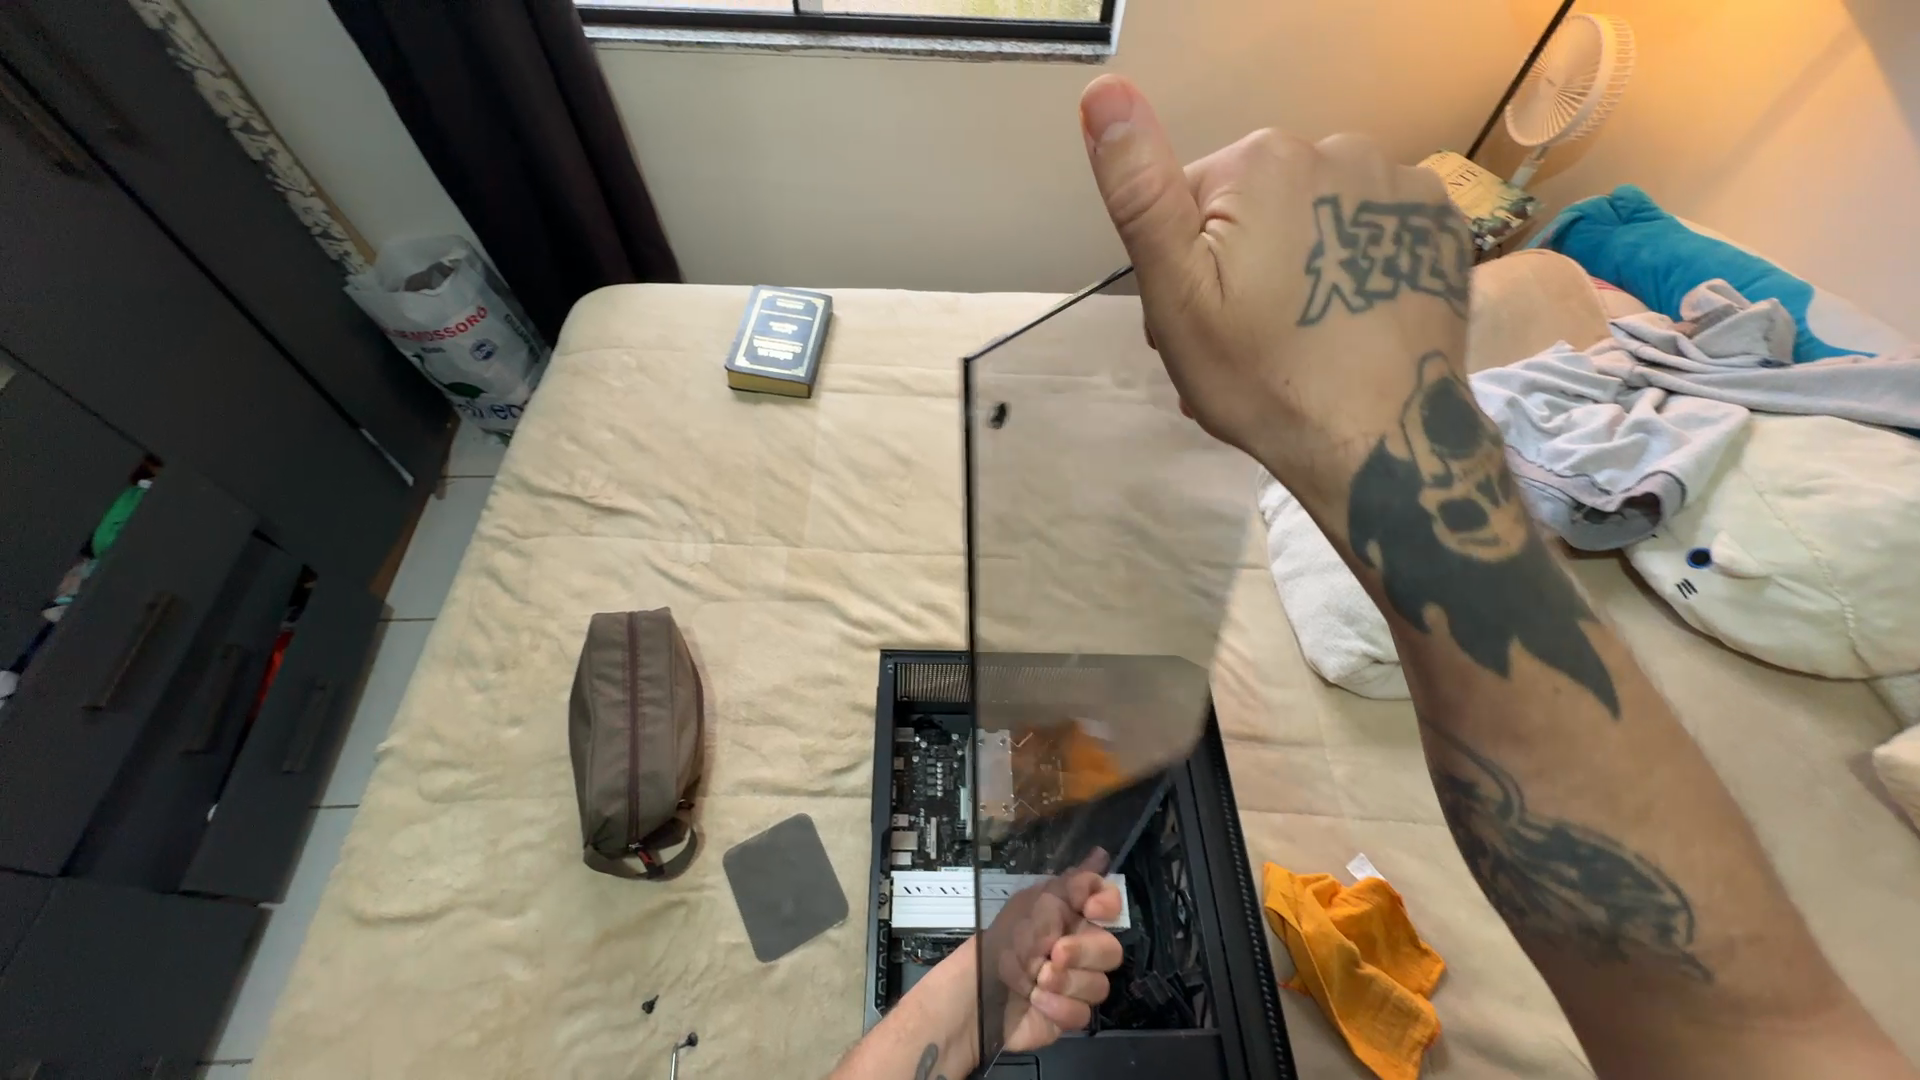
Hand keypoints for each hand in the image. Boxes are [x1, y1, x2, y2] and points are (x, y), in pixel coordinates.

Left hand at [990, 863, 1125, 1051]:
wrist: (980, 991)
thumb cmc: (1004, 940)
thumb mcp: (1034, 904)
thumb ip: (1072, 885)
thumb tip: (1101, 854)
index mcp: (1070, 913)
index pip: (1110, 902)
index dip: (1108, 904)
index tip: (1092, 910)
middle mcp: (1079, 945)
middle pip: (1111, 949)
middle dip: (1082, 951)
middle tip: (1055, 953)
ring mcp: (1076, 982)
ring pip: (1100, 985)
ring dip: (1066, 982)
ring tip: (1037, 980)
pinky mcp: (1069, 1014)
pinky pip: (1083, 1014)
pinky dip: (1058, 1007)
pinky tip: (1037, 1001)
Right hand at [1078, 74, 1472, 513]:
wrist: (1375, 438)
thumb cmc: (1260, 374)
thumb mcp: (1176, 294)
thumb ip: (1140, 192)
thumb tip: (1103, 92)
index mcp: (1262, 163)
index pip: (1191, 200)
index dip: (1181, 266)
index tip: (1193, 325)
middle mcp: (1340, 148)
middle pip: (1253, 207)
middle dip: (1235, 266)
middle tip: (1238, 342)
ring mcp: (1400, 184)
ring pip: (1310, 220)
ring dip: (1291, 269)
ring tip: (1292, 342)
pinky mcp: (1439, 225)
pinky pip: (1366, 232)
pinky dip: (1348, 268)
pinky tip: (1344, 324)